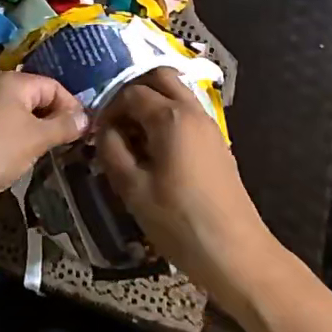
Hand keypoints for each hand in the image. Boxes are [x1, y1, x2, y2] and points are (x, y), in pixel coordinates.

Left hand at [0, 72, 88, 221]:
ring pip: (19, 116)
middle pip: (35, 99)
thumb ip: (64, 125)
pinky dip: (18, 141)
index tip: (87, 132)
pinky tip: (25, 160)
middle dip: (55, 120)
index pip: (53, 85)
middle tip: (72, 145)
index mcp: (9, 80)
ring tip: (52, 154)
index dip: (72, 106)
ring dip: (37, 133)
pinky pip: (4, 130)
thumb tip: (85, 117)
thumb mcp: (37, 137)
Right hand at [95, 69, 288, 305]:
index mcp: (171, 118)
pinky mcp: (216, 145)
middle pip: (160, 77)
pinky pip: (186, 113)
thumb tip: (104, 130)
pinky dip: (165, 118)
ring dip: (150, 103)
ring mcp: (210, 127)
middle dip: (132, 90)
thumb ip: (111, 148)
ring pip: (176, 93)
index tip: (96, 133)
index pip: (129, 93)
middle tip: (114, 119)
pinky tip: (151, 149)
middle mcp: (193, 112)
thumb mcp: (131, 186)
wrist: (236, 255)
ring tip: (130, 134)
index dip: (107, 108)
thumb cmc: (178, 221)